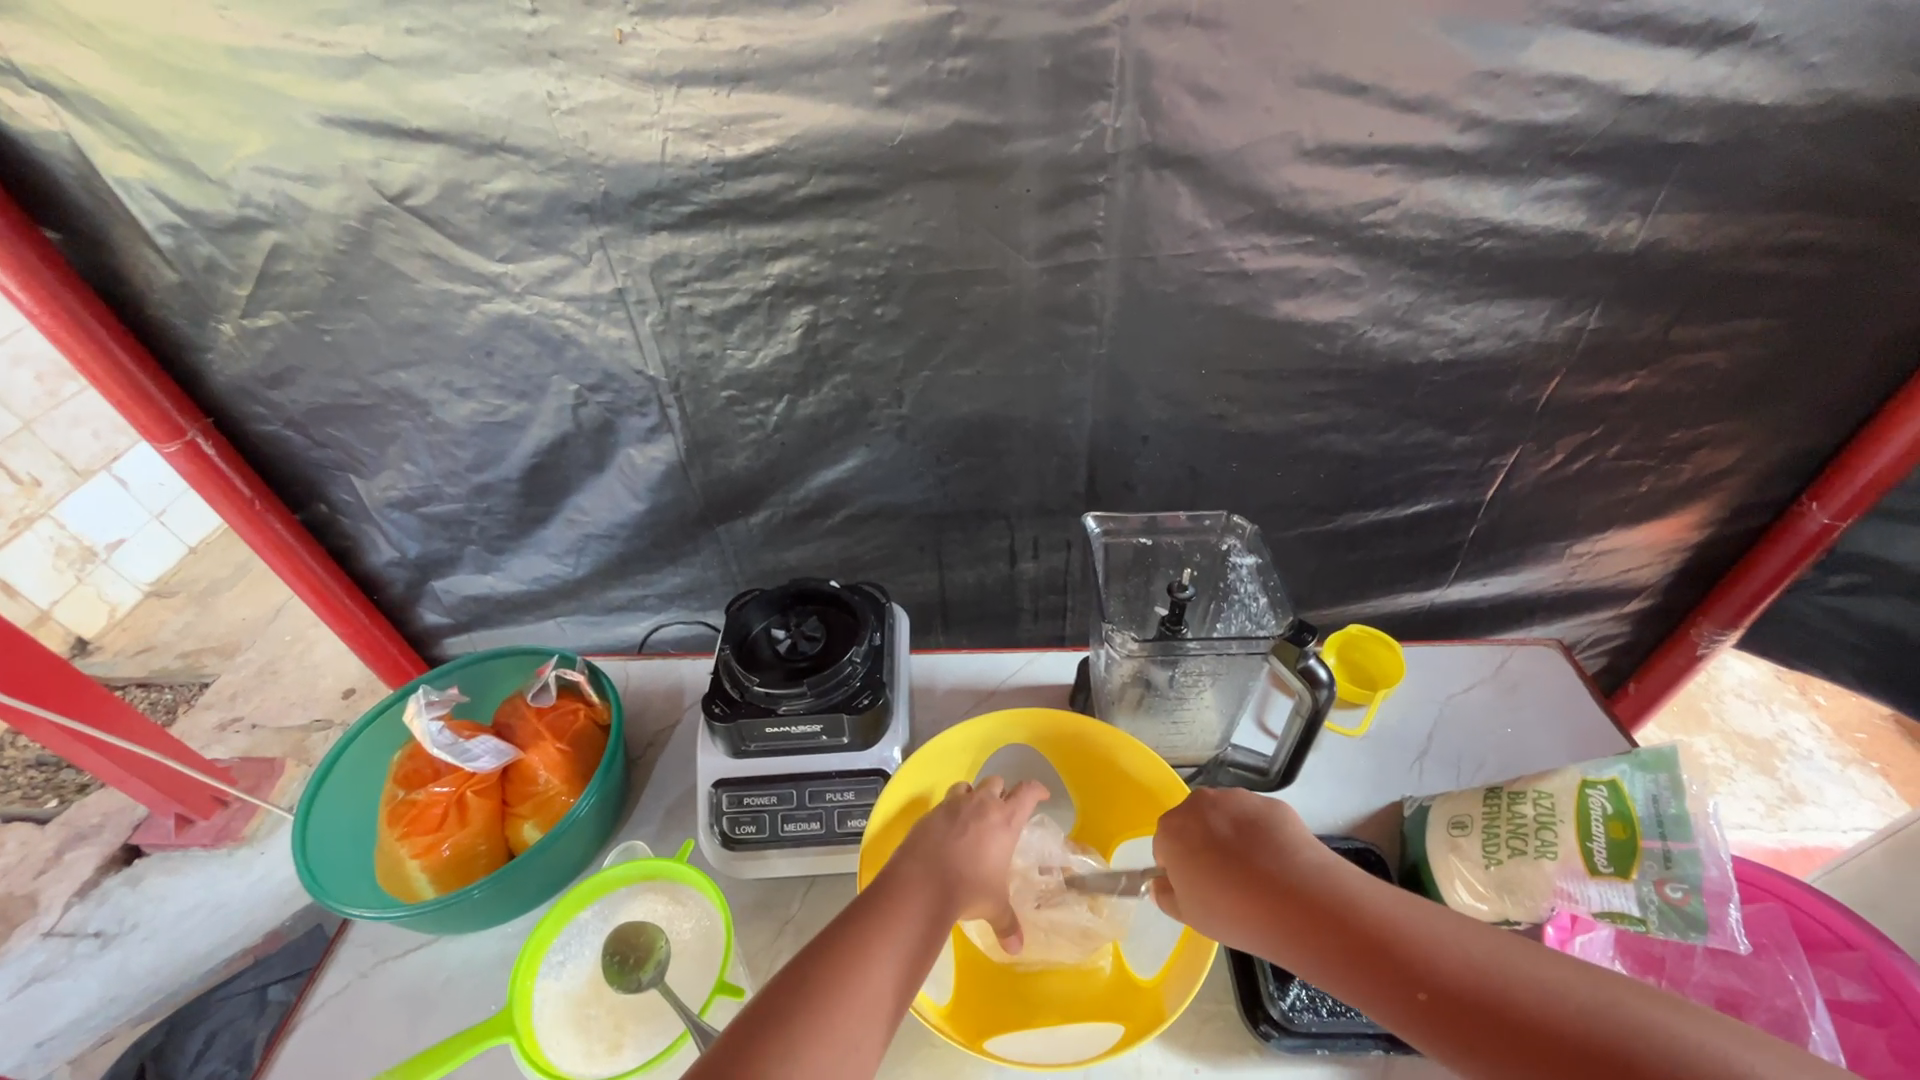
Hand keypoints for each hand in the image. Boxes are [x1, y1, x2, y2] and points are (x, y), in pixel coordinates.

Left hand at [883, 776, 1048, 953]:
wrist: (922, 883)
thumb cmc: (968, 888)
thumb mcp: (993, 906)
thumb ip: (1007, 923)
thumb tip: (1017, 949)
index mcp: (1005, 820)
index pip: (1027, 792)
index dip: (1037, 789)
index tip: (1042, 794)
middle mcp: (981, 805)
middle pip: (996, 782)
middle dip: (1002, 792)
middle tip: (1003, 810)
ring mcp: (953, 805)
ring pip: (967, 787)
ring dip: (973, 796)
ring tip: (973, 816)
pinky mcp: (930, 814)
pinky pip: (944, 804)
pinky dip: (949, 812)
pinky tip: (947, 833)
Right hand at [1150, 788, 1331, 951]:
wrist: (1298, 901)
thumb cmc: (1231, 911)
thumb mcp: (1188, 915)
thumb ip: (1166, 896)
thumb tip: (1162, 885)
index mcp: (1172, 828)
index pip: (1165, 845)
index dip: (1179, 868)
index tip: (1197, 888)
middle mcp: (1200, 803)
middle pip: (1194, 823)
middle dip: (1203, 845)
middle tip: (1224, 880)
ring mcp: (1239, 799)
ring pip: (1226, 817)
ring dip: (1232, 836)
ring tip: (1255, 873)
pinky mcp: (1272, 804)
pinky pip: (1258, 820)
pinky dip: (1262, 836)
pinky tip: (1277, 865)